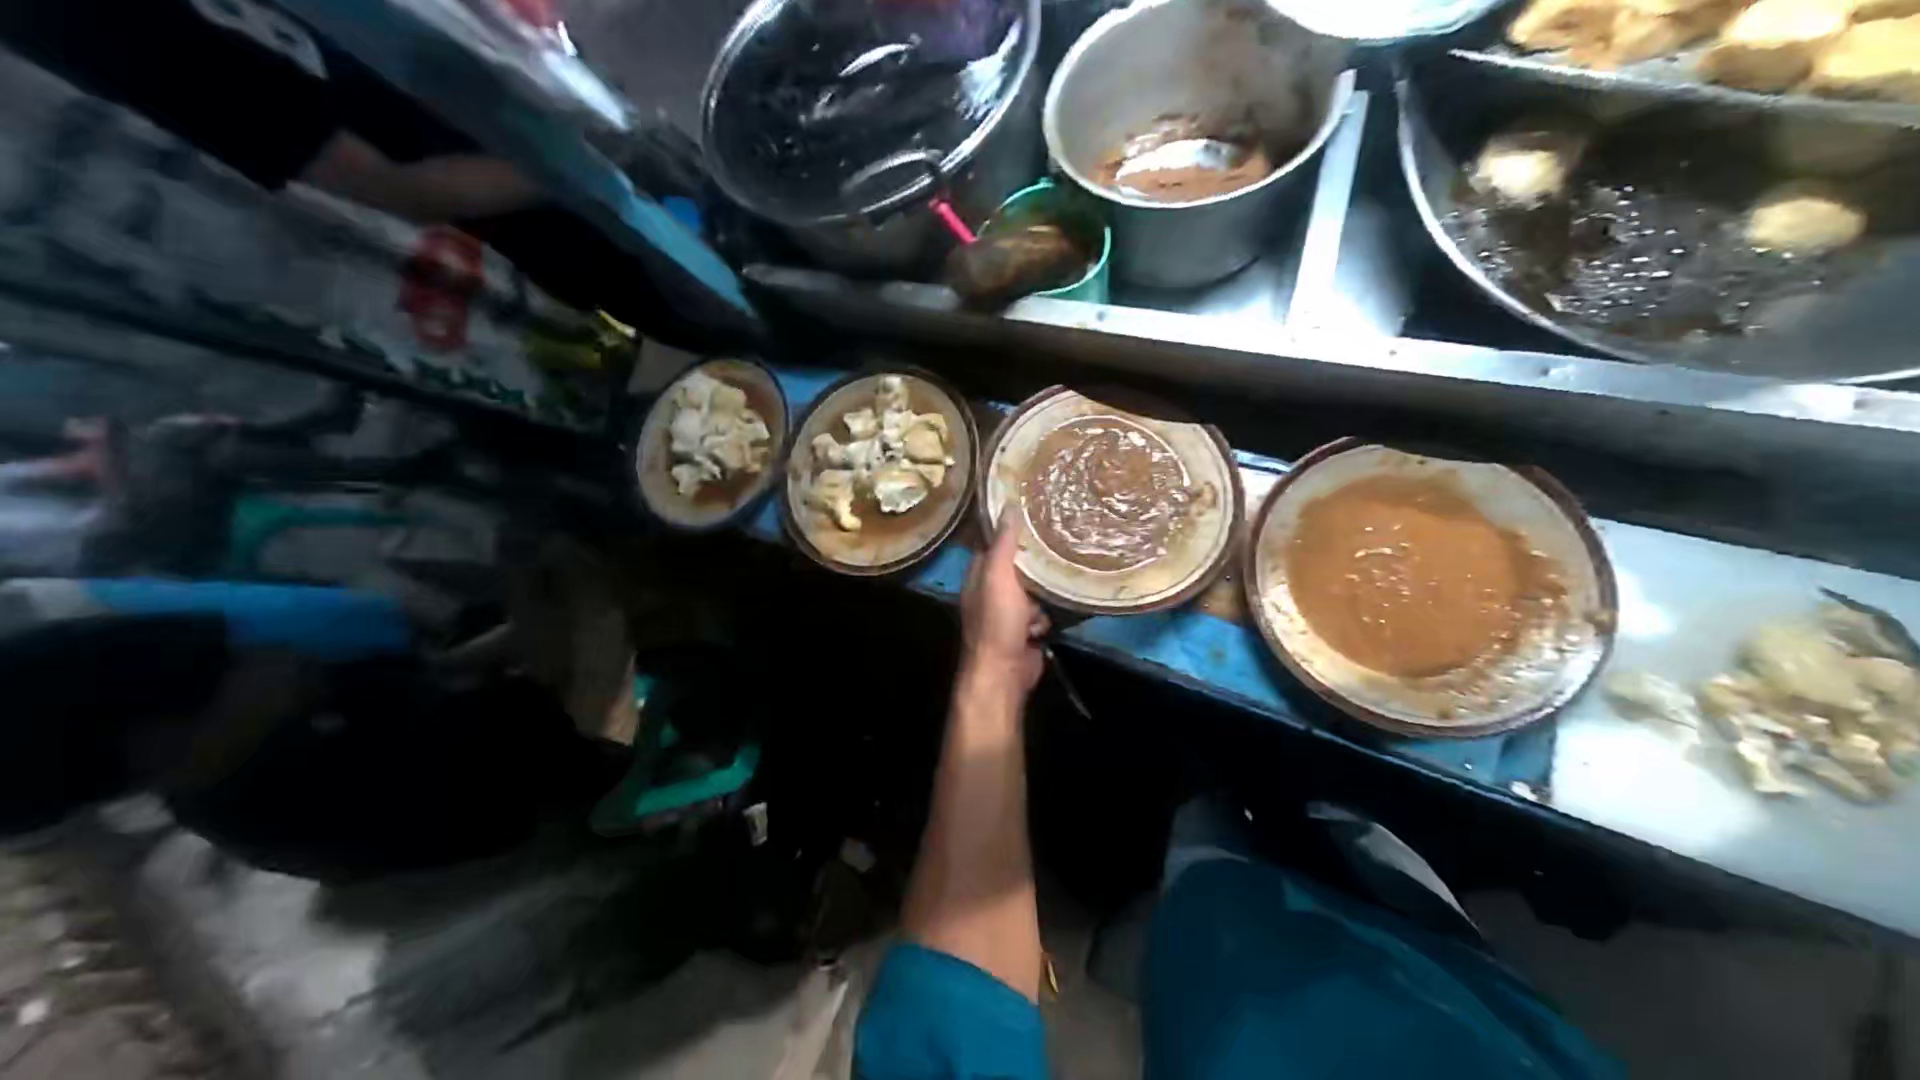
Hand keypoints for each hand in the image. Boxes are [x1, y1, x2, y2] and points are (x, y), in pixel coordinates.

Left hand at [961, 511, 1048, 695]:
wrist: (1004, 671)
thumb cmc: (998, 621)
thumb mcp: (999, 576)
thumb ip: (1003, 544)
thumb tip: (1008, 506)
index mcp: (979, 573)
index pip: (994, 541)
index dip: (1011, 526)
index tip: (1034, 509)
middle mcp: (991, 588)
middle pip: (1017, 564)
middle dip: (1034, 558)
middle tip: (1060, 539)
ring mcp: (1008, 610)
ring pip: (1033, 587)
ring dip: (1043, 590)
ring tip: (1059, 578)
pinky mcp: (1025, 628)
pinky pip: (1041, 611)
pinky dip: (1046, 614)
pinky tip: (1050, 616)